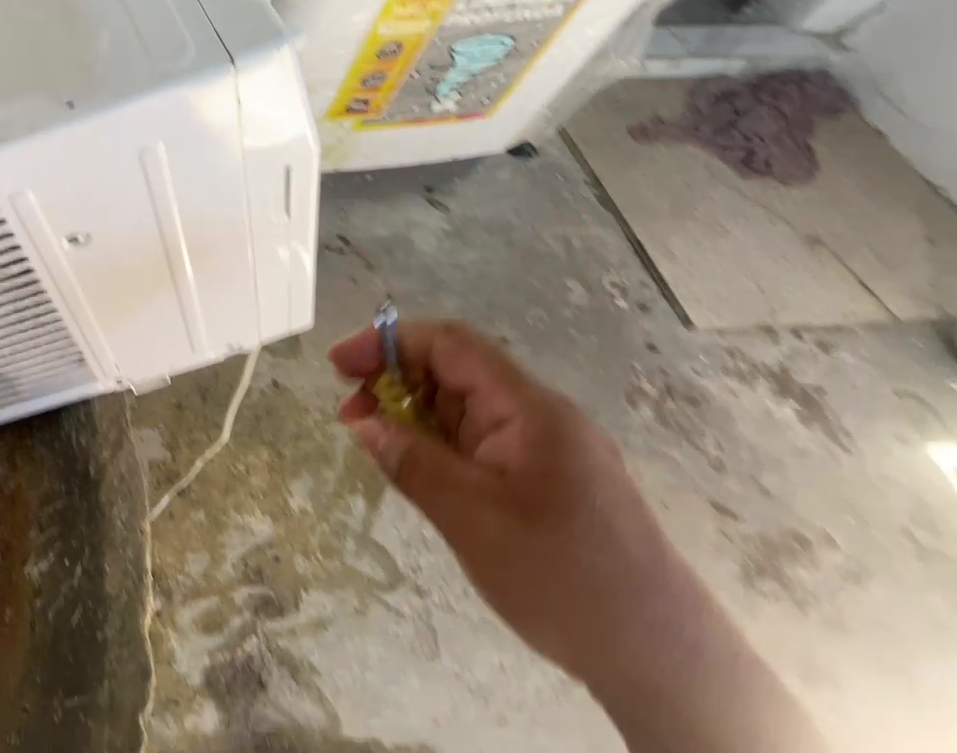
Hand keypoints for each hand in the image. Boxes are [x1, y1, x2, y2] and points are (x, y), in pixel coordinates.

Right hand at [329, 320, 697, 684]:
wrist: (660, 656)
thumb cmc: (562, 578)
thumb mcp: (471, 519)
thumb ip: (412, 463)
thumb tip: (364, 424)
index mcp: (530, 410)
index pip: (451, 345)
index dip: (388, 342)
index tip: (337, 365)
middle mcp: (539, 417)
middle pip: (456, 371)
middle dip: (394, 379)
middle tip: (348, 415)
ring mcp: (546, 449)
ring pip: (465, 408)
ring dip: (412, 415)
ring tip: (373, 444)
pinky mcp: (547, 480)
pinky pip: (479, 442)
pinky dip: (437, 444)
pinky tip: (414, 468)